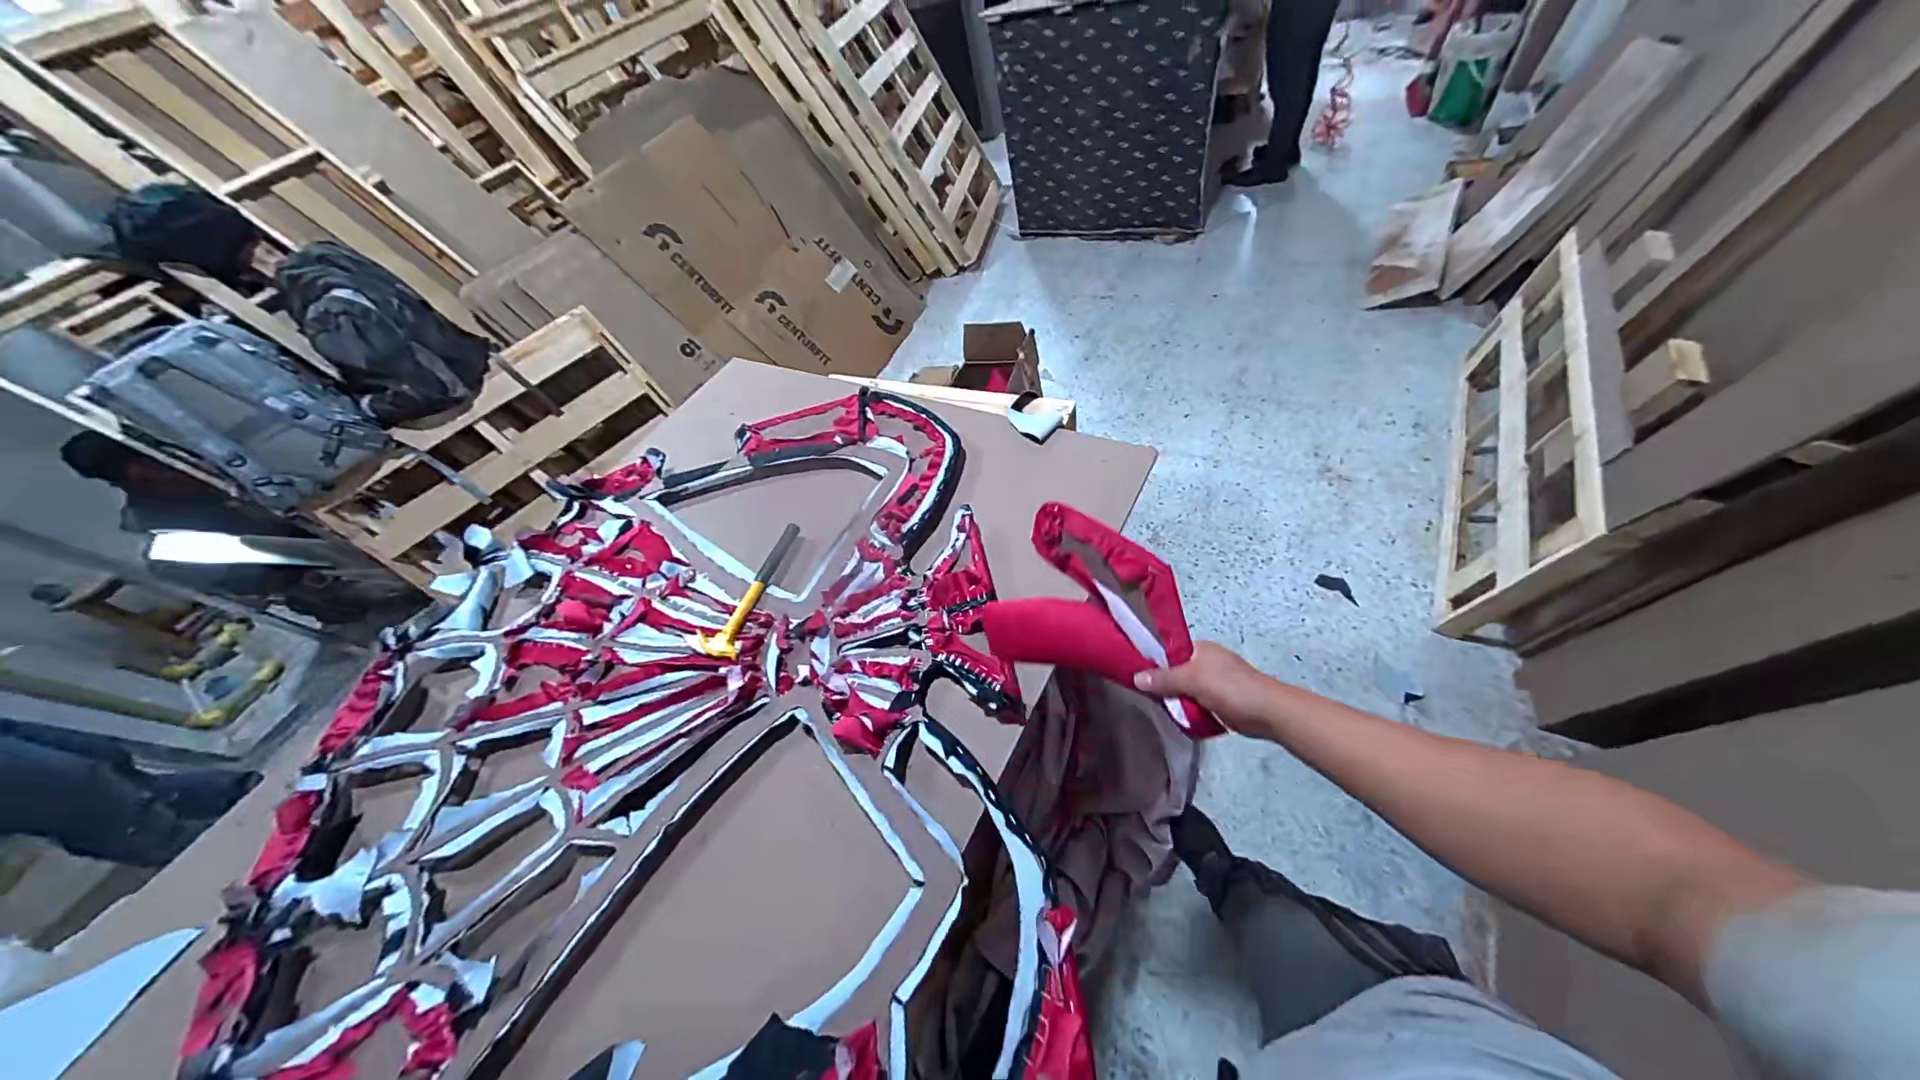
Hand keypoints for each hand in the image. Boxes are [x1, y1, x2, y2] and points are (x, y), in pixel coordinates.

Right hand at [1134, 641, 1282, 737]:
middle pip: (1175, 672)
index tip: (1139, 675)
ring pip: (1185, 689)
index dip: (1153, 662)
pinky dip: (1189, 710)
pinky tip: (1181, 717)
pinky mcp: (1220, 700)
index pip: (1168, 650)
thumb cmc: (1231, 688)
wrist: (1269, 713)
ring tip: (1166, 709)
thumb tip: (1136, 677)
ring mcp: (1215, 682)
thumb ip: (1164, 678)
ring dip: (1177, 700)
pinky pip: (1196, 703)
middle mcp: (1206, 662)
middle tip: (1152, 697)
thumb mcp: (1192, 679)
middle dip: (1165, 685)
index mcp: (1200, 648)